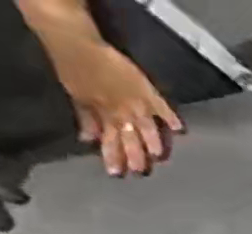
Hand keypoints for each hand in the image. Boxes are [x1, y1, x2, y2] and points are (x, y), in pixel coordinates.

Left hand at [52, 42, 182, 176]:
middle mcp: (122, 114)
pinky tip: (179, 129)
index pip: (111, 143)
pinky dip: (170, 118)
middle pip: (131, 141)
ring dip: (153, 143)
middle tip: (140, 172)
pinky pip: (162, 108)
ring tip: (158, 155)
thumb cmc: (72, 67)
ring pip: (148, 130)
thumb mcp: (76, 95)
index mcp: (105, 116)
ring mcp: (137, 104)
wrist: (75, 42)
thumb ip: (86, 119)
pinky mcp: (147, 91)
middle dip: (136, 157)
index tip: (117, 174)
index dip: (114, 158)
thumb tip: (88, 140)